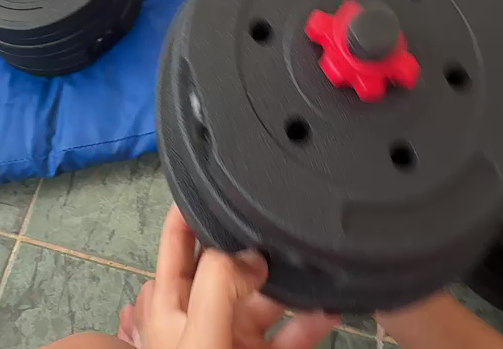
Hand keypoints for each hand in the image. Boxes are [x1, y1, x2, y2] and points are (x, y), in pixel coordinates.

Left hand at [120, 206, 337, 348]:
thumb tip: (250, 253)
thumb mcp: (198, 335)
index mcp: (170, 304)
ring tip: (317, 262)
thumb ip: (218, 282)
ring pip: (264, 300)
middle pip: (228, 264)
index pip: (177, 238)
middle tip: (284, 220)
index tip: (222, 172)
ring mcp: (231, 342)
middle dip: (256, 244)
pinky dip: (308, 323)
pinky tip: (332, 308)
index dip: (194, 204)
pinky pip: (288, 336)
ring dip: (290, 284)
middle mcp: (200, 317)